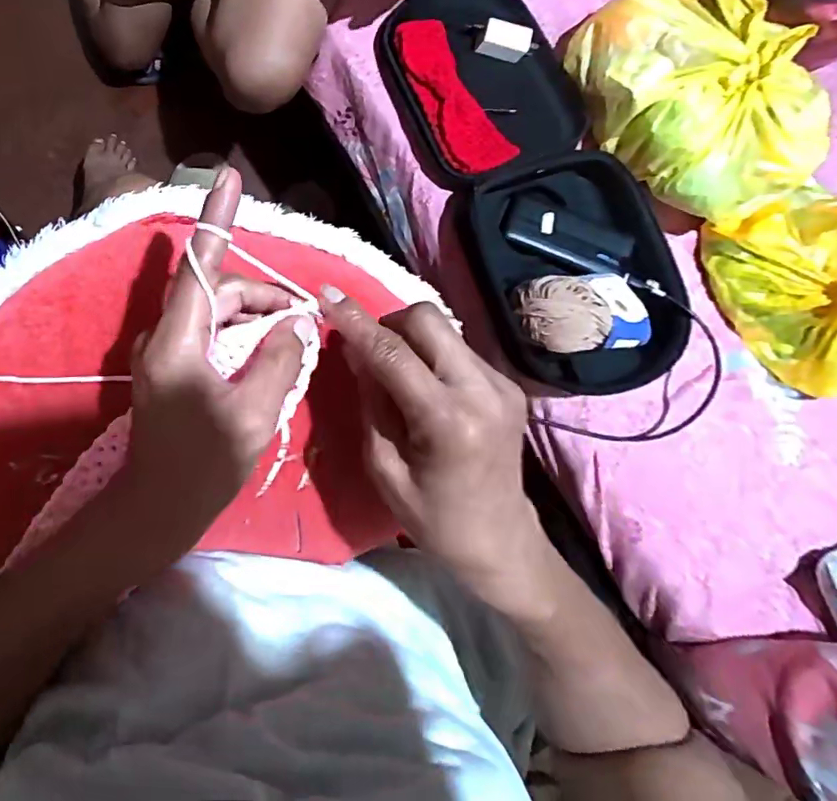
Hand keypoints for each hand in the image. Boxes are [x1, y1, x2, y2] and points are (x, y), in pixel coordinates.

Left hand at [122, 168, 311, 535]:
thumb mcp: (252, 415)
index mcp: (179, 340)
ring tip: (292, 341)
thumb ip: (279, 359)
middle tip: (304, 321)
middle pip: (218, 290)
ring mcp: (166, 352)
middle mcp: (166, 335)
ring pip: (217, 312)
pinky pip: (212, 334)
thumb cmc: (201, 466)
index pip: (200, 265)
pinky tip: (268, 356)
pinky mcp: (172, 368)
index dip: (216, 218)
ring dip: (256, 318)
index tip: (226, 177)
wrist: (154, 510)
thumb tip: (300, 321)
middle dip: (263, 296)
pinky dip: (242, 336)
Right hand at [320, 287, 543, 600]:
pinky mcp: (508, 383)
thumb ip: (370, 401)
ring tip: (393, 370)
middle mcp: (483, 390)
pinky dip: (430, 352)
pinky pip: (457, 347)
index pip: (394, 354)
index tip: (328, 296)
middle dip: (388, 322)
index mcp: (448, 421)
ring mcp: (502, 384)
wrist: (502, 541)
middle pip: (427, 319)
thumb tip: (354, 349)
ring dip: (409, 336)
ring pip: (444, 328)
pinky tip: (422, 383)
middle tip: (367, 350)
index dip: (357, 322)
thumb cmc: (433, 518)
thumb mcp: (383, 467)